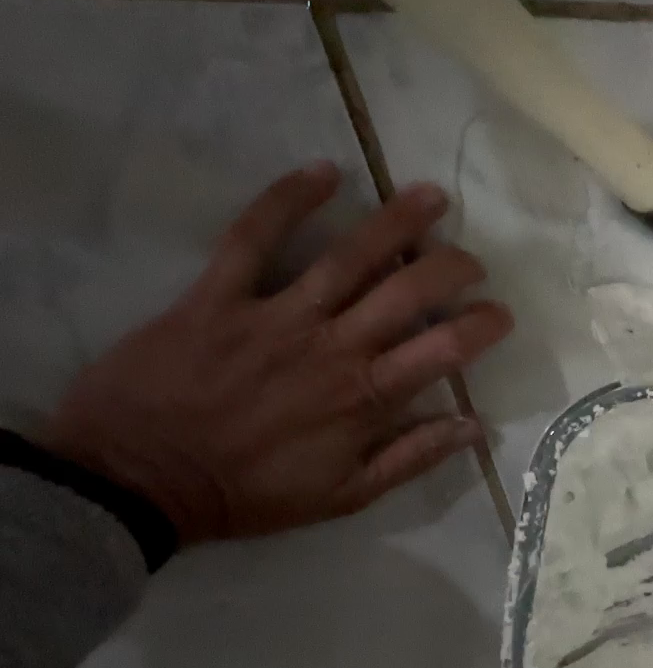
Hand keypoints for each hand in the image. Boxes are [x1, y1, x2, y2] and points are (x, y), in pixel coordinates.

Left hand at [42, 161, 513, 544]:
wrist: (135, 480)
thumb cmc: (253, 492)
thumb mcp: (349, 494)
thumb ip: (414, 457)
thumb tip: (475, 426)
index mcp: (368, 395)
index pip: (445, 349)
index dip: (483, 325)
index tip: (503, 314)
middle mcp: (333, 347)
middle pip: (405, 292)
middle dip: (451, 267)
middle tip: (473, 260)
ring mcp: (274, 316)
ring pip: (345, 258)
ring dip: (394, 223)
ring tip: (429, 196)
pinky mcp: (216, 298)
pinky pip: (250, 239)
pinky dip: (286, 201)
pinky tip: (324, 173)